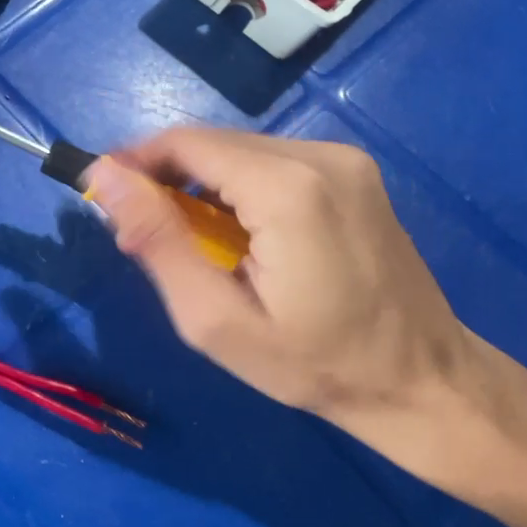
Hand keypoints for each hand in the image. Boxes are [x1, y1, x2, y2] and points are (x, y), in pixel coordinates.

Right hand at [84, 128, 475, 433]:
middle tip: (142, 235)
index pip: (185, 143)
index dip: (133, 162)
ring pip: (238, 150)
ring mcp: (345, 160)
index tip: (103, 198)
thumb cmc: (312, 364)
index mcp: (287, 189)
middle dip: (164, 179)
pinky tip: (235, 235)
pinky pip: (270, 161)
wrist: (424, 383)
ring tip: (189, 243)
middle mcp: (320, 156)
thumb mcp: (214, 318)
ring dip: (199, 185)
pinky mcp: (354, 172)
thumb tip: (104, 177)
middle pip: (211, 144)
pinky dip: (235, 187)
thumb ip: (157, 240)